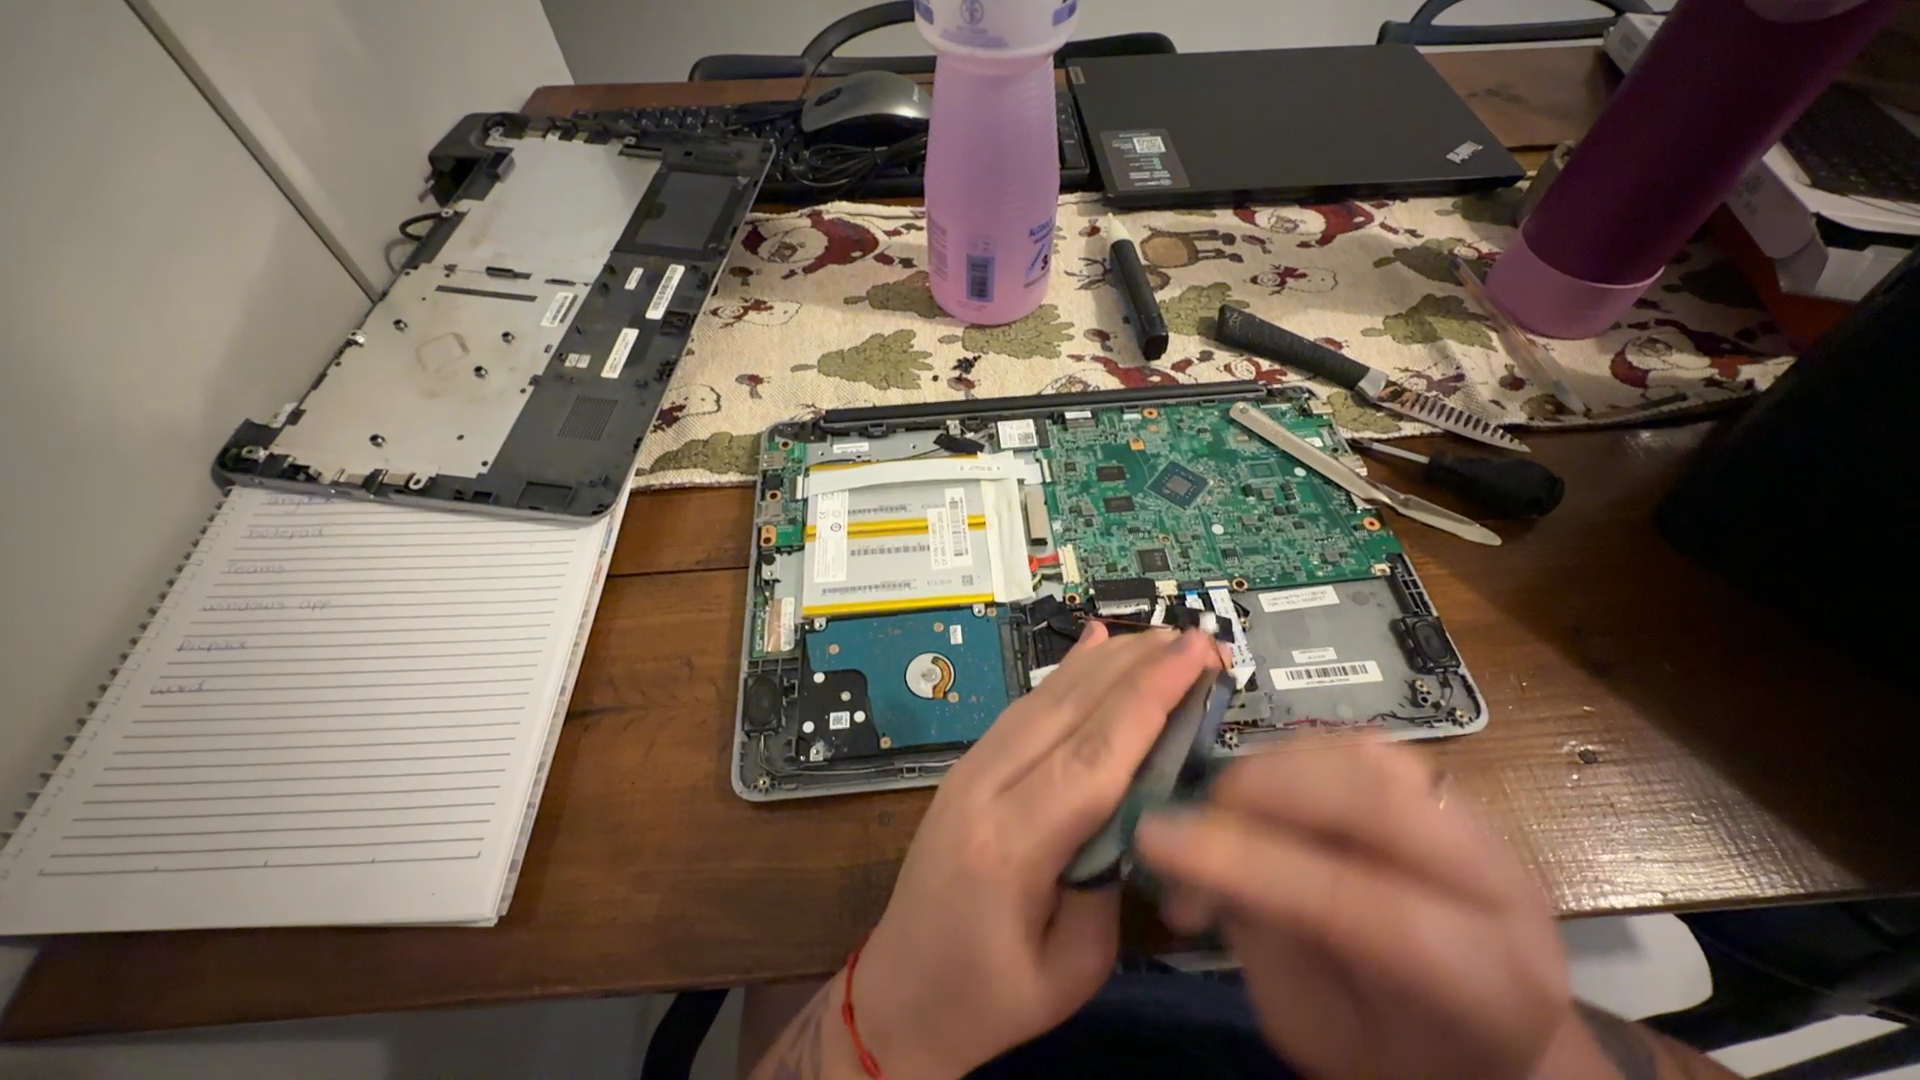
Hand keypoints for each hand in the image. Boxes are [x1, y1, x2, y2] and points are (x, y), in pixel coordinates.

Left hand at [851, 623, 1221, 1078]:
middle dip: (1137, 667)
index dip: (1149, 699)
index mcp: (1011, 848)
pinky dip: (1065, 674)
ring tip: (1159, 638)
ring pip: (1044, 699)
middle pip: (1069, 711)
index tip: (1195, 656)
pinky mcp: (966, 769)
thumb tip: (1140, 803)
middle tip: (1195, 639)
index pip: (1093, 756)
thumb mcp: (1073, 966)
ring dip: (1105, 662)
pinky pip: (1023, 709)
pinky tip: (1094, 646)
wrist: (899, 994)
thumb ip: (1112, 878)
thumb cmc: (990, 998)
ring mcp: (967, 772)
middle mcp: (983, 791)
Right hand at [1135, 738, 1573, 1079]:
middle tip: (1185, 821)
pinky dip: (1293, 756)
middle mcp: (1497, 886)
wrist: (1486, 1033)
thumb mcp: (1315, 1027)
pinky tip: (1262, 793)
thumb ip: (1264, 939)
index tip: (1155, 839)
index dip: (1247, 862)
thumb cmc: (1391, 1050)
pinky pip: (1360, 746)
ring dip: (1269, 769)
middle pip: (1373, 798)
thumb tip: (1200, 852)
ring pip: (1363, 755)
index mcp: (1480, 981)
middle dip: (1255, 793)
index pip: (1358, 903)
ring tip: (1222, 812)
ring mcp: (1478, 824)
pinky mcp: (1446, 790)